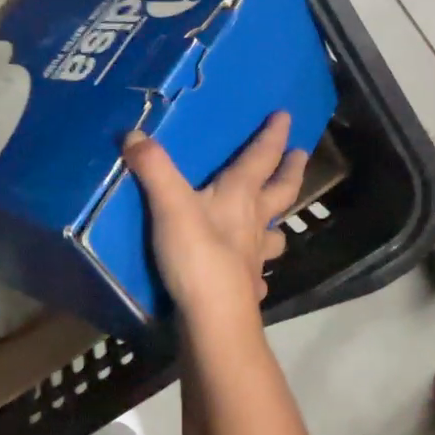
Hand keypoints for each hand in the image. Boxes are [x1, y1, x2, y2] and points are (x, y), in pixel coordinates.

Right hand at [122, 112, 307, 322]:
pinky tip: (255, 276)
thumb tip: (133, 133)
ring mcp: (254, 257)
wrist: (215, 318)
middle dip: (291, 170)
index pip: (262, 157)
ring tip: (278, 220)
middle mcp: (255, 222)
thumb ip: (152, 167)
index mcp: (240, 195)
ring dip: (279, 223)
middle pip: (282, 191)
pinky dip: (259, 270)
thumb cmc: (198, 255)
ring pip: (275, 235)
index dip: (273, 135)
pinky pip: (258, 274)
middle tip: (301, 155)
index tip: (286, 115)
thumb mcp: (169, 204)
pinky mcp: (247, 287)